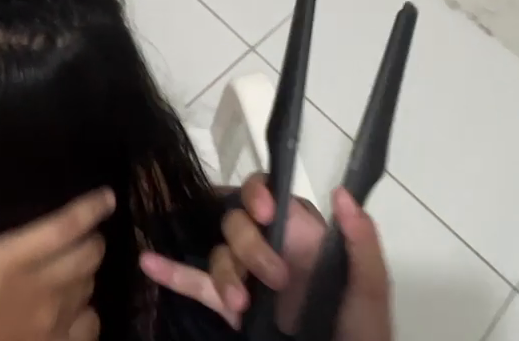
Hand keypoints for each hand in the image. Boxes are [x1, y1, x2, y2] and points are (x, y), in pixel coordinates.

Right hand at [140, 176, 392, 340]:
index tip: (267, 214)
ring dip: (222, 273)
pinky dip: (170, 271)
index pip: (268, 193)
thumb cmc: (361, 333)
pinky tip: (147, 261)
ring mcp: (247, 278)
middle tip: (275, 282)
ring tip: (238, 306)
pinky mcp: (228, 309)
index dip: (259, 194)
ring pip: (218, 253)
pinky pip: (194, 283)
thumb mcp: (370, 289)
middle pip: (237, 221)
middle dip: (249, 246)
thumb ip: (361, 242)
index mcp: (300, 234)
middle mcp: (270, 247)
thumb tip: (341, 192)